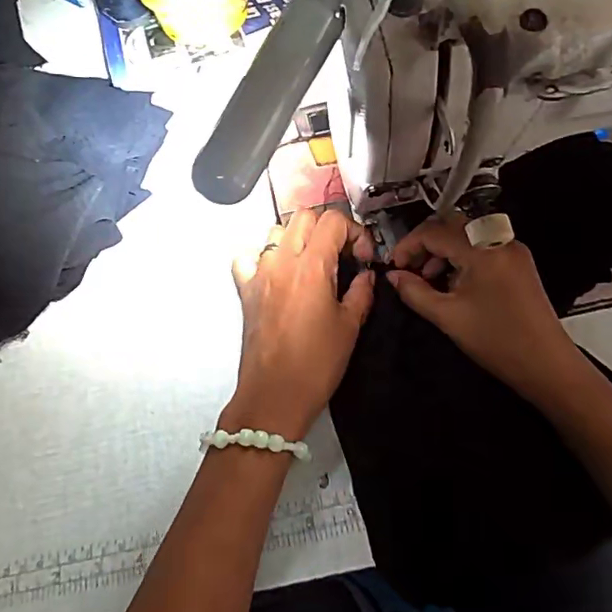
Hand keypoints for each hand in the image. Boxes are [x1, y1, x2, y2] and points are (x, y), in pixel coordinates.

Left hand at [226, 209, 374, 439]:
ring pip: (276, 232)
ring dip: (298, 238)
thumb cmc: (316, 364)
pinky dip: (263, 256)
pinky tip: (279, 273)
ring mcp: (259, 274)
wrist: (274, 395)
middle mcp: (281, 262)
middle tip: (342, 254)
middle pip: (303, 216)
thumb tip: (366, 277)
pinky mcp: (246, 291)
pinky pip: (248, 258)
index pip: (332, 221)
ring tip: (313, 263)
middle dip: (328, 227)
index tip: (362, 257)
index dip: (354, 232)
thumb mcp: (350, 327)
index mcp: (311, 267)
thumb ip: (361, 293)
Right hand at [387, 215, 584, 395]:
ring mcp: (513, 251)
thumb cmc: (498, 342)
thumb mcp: (448, 317)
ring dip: (444, 250)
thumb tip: (394, 276)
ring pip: (468, 235)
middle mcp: (500, 241)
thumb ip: (415, 292)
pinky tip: (453, 283)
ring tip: (429, 279)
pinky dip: (462, 257)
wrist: (546, 364)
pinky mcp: (519, 263)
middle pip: (452, 225)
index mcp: (482, 250)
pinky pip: (483, 247)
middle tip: (408, 269)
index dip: (408, 245)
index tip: (394, 265)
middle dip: (426, 244)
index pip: (434, 231)